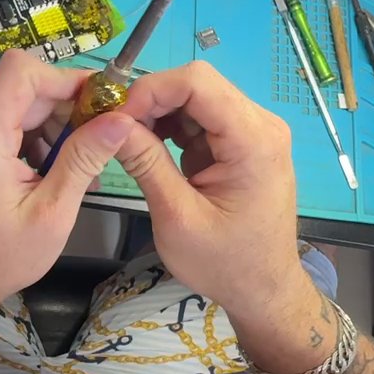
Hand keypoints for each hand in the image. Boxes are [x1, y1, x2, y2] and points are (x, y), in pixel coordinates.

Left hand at [0, 50, 136, 337]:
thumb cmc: (0, 258)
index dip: (63, 78)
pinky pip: (3, 123)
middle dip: (65, 109)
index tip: (97, 102)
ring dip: (52, 127)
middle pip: (22, 89)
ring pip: (16, 105)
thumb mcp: (51, 213)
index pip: (21, 71)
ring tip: (78, 168)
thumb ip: (83, 160)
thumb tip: (120, 119)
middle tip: (98, 143)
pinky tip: (52, 172)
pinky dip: (32, 139)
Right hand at [109, 63, 325, 364]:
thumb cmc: (224, 263)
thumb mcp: (177, 217)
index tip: (117, 118)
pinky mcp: (240, 143)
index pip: (198, 83)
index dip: (151, 90)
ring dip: (158, 113)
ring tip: (127, 142)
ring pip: (195, 98)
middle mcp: (260, 125)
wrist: (263, 290)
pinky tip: (148, 148)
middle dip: (151, 100)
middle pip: (197, 85)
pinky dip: (170, 126)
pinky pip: (200, 117)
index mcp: (253, 140)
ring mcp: (252, 132)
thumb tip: (110, 123)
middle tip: (115, 129)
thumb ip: (145, 164)